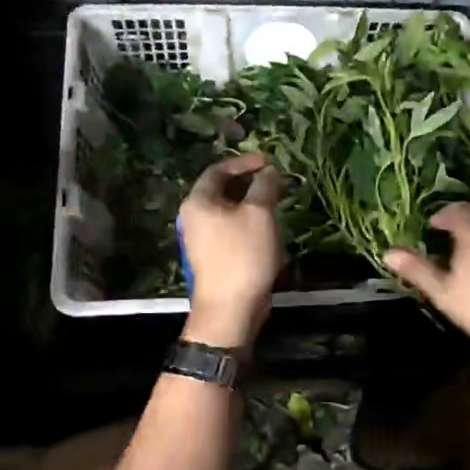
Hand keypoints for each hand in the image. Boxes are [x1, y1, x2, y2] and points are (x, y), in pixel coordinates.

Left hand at [179, 153, 283, 347]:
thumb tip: (268, 171)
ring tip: (276, 205)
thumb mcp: (259, 214)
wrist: (230, 308)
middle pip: (222, 191)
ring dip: (252, 206)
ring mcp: (201, 240)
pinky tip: (268, 232)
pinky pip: (230, 232)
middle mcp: (193, 218)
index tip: (269, 162)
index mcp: (198, 202)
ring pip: (228, 213)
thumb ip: (264, 186)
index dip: (244, 163)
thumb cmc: (243, 254)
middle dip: (250, 184)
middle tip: (275, 183)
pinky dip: (248, 225)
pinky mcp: (212, 257)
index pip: (218, 170)